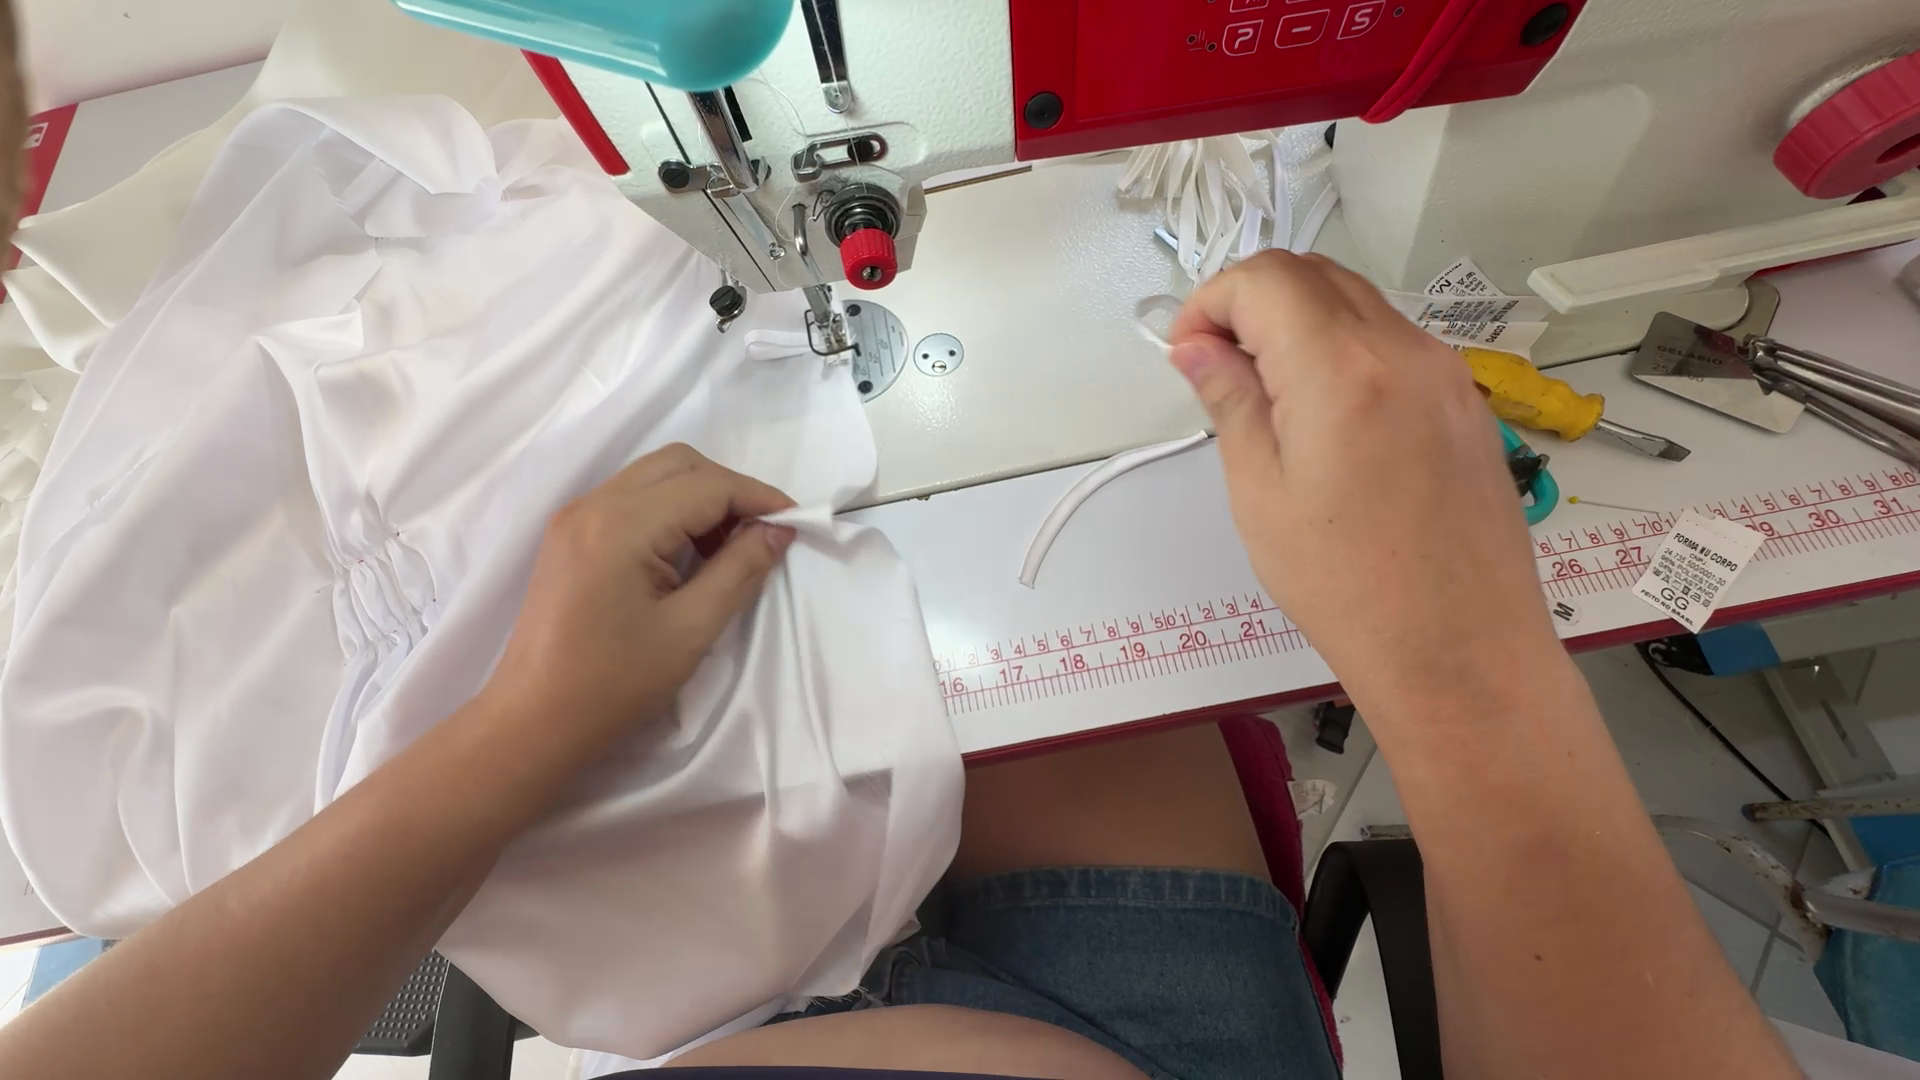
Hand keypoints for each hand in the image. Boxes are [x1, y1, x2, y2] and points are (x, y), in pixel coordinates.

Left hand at [479, 444, 795, 744]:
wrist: (533, 722)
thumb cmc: (614, 684)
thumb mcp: (692, 630)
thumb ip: (740, 569)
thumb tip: (778, 530)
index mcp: (621, 526)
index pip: (707, 485)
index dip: (759, 497)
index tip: (797, 522)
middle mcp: (594, 505)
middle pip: (680, 464)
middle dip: (731, 489)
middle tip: (761, 534)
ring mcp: (576, 516)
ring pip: (657, 475)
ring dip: (702, 498)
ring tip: (728, 548)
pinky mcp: (571, 534)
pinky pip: (634, 497)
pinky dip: (673, 510)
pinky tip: (688, 554)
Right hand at [1167, 252, 1561, 708]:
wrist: (1457, 647)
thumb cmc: (1343, 583)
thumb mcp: (1259, 491)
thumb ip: (1230, 400)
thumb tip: (1196, 348)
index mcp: (1341, 370)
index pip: (1264, 280)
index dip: (1209, 302)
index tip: (1185, 353)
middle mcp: (1404, 349)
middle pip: (1311, 274)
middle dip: (1247, 303)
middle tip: (1214, 367)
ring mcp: (1445, 371)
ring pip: (1353, 301)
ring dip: (1292, 322)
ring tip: (1261, 395)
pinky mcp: (1463, 399)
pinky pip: (1389, 340)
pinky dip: (1337, 347)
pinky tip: (1317, 411)